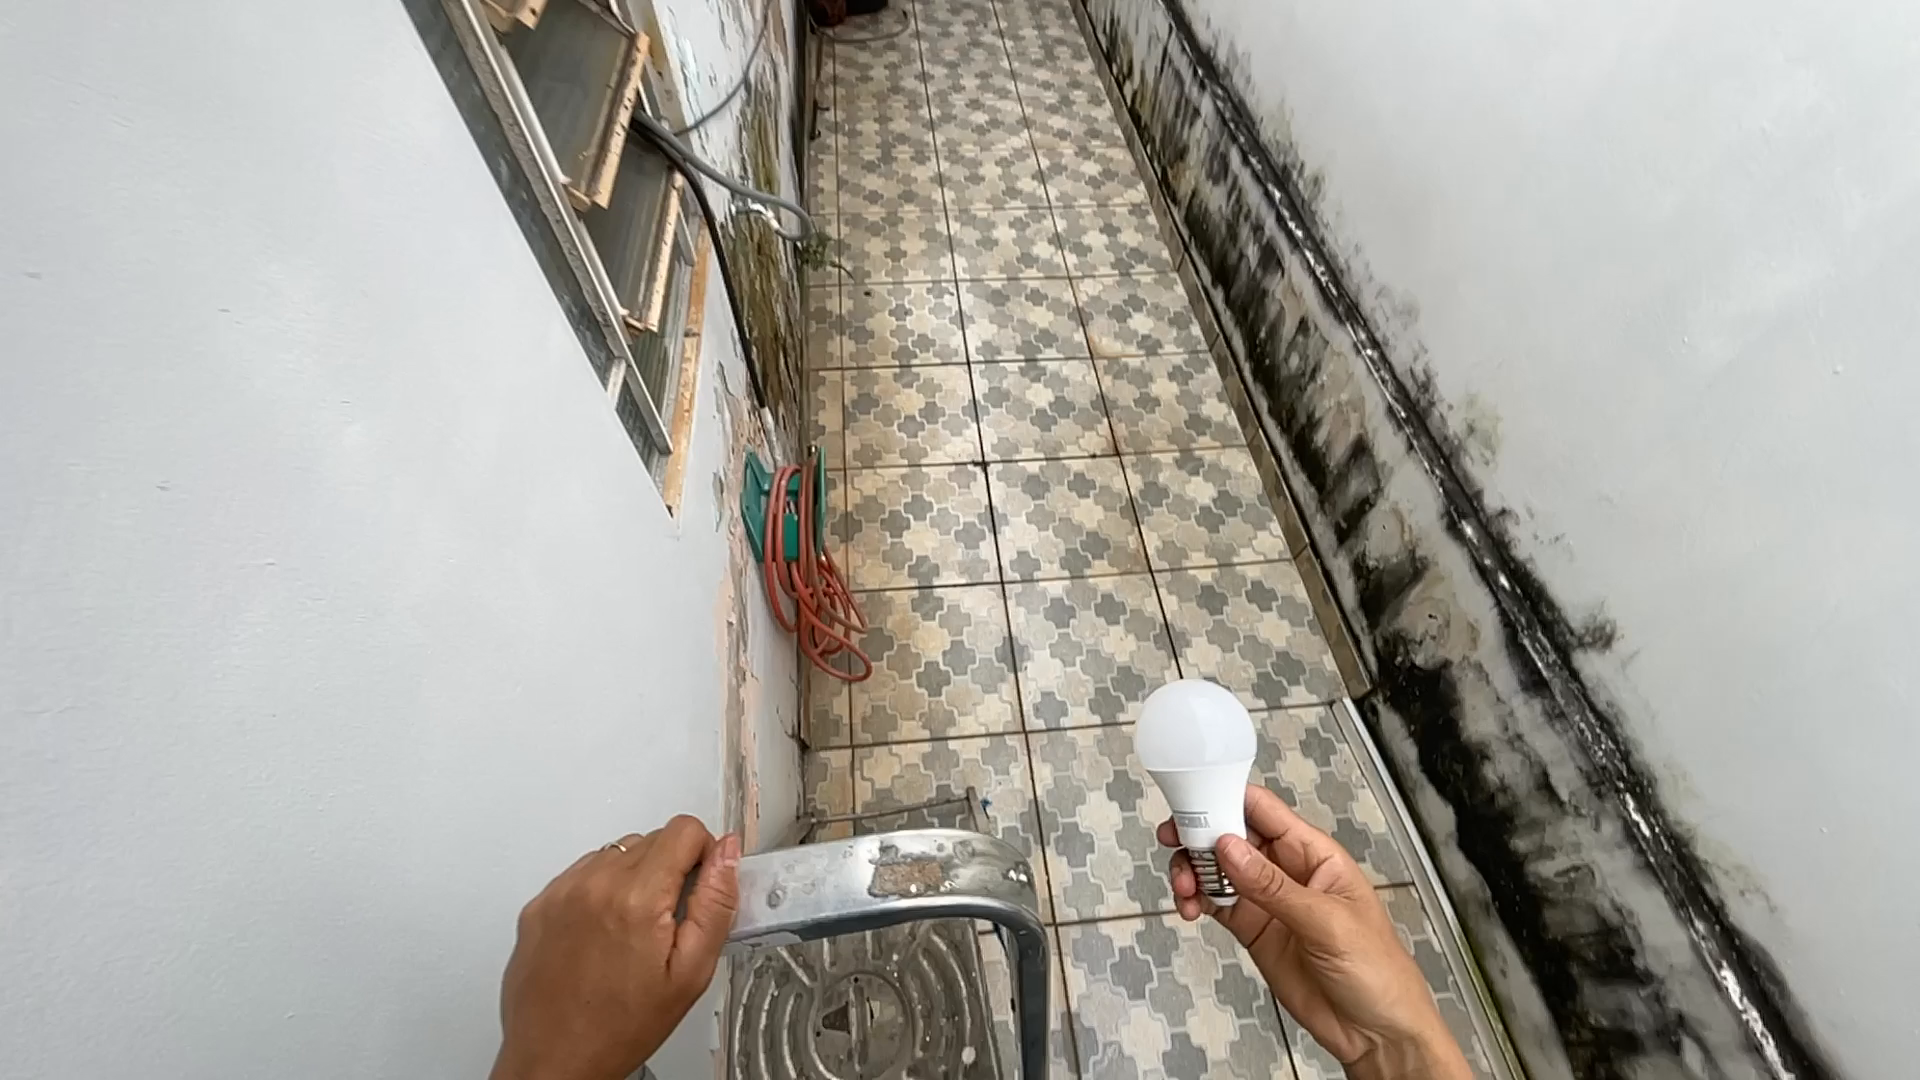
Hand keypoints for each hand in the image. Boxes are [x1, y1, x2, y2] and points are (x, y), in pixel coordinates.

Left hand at [491, 816, 741, 1079]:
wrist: (553, 1065)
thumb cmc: (621, 1027)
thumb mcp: (691, 971)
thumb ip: (716, 902)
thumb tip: (727, 850)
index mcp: (637, 897)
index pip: (685, 829)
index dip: (702, 853)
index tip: (698, 886)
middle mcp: (595, 884)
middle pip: (654, 838)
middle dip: (670, 867)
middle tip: (666, 919)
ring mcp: (561, 892)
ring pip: (620, 850)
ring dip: (636, 874)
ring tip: (633, 925)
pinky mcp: (538, 904)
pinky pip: (585, 869)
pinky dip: (602, 886)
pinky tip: (604, 928)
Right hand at [1160, 786, 1469, 1079]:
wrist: (1379, 1039)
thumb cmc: (1379, 973)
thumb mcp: (1328, 924)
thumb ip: (1274, 887)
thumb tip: (1229, 848)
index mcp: (1311, 852)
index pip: (1262, 809)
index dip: (1226, 798)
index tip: (1192, 801)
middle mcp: (1283, 867)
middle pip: (1230, 833)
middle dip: (1198, 833)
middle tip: (1172, 839)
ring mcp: (1264, 897)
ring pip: (1215, 866)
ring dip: (1192, 869)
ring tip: (1184, 887)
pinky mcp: (1251, 925)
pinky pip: (1213, 900)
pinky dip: (1195, 899)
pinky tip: (1190, 908)